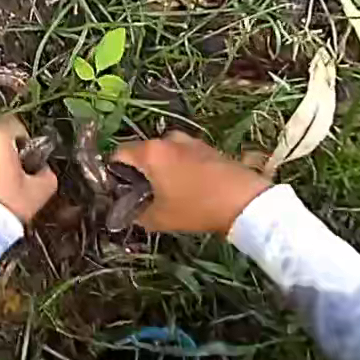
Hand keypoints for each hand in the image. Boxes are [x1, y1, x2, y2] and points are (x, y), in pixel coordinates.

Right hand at [112, 131, 270, 233]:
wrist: (246, 201)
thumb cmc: (197, 207)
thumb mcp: (160, 218)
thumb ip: (137, 215)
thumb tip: (127, 214)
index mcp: (150, 152)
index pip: (118, 153)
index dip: (114, 172)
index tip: (120, 190)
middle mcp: (167, 140)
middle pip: (141, 151)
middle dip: (138, 170)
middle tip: (142, 194)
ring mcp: (190, 141)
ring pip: (164, 152)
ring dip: (160, 168)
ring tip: (167, 191)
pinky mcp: (208, 147)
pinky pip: (183, 154)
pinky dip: (179, 166)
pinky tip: (188, 187)